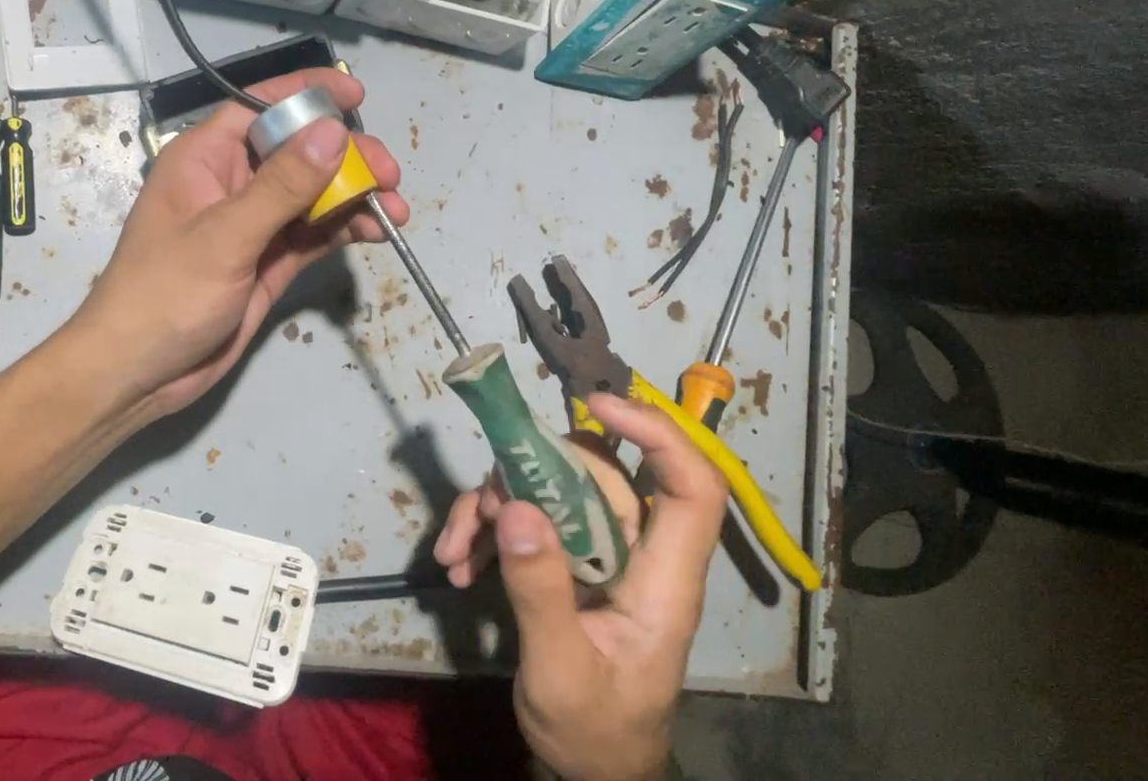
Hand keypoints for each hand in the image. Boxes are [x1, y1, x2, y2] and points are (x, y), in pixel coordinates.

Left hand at [64, 68, 407, 428]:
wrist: (139, 373)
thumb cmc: (166, 293)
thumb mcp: (225, 236)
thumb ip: (282, 186)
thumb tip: (334, 133)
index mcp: (206, 159)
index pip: (261, 108)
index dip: (308, 95)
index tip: (356, 94)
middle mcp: (233, 184)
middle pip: (298, 152)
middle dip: (346, 158)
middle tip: (389, 175)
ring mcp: (254, 225)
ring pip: (314, 195)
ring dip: (354, 197)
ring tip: (395, 209)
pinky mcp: (270, 262)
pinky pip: (315, 234)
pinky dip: (345, 230)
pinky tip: (376, 231)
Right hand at [433, 396, 728, 780]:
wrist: (588, 771)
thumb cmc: (595, 732)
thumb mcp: (562, 672)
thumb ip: (541, 594)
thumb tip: (516, 507)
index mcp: (663, 580)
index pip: (690, 487)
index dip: (656, 433)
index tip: (596, 404)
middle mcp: (634, 553)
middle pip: (600, 474)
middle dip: (535, 473)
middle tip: (485, 506)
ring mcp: (597, 555)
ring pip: (553, 489)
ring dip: (495, 505)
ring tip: (457, 548)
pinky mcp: (563, 562)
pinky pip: (525, 519)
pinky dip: (486, 531)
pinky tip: (458, 566)